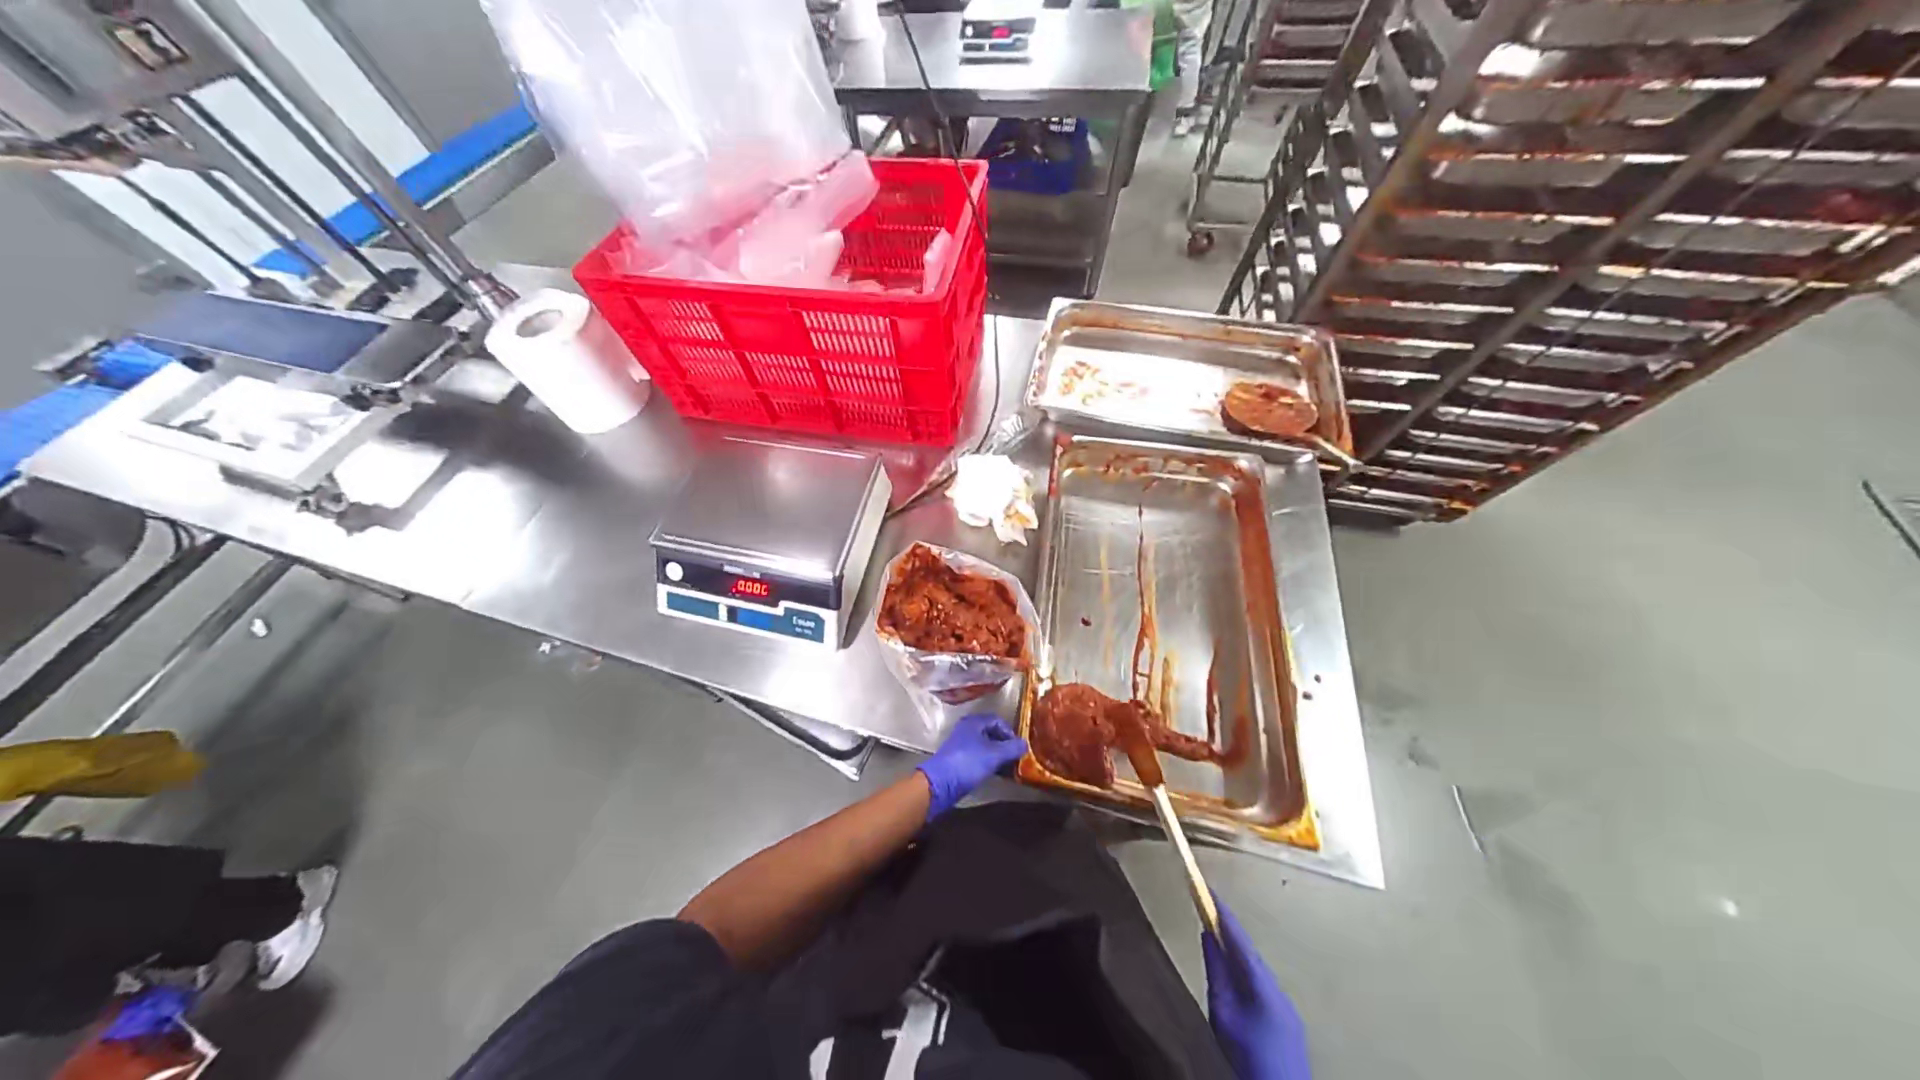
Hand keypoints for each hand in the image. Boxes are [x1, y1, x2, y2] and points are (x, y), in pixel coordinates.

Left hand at [916, 713, 1026, 820]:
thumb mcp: (994, 755)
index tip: (1018, 746)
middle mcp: (967, 730)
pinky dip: (989, 762)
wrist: (940, 783)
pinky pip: (979, 756)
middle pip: (991, 732)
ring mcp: (961, 745)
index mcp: (974, 722)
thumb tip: (1025, 744)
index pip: (997, 720)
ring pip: (985, 746)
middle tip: (1016, 757)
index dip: (1010, 732)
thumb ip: (1012, 748)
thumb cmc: (968, 762)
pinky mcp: (959, 759)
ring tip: (1008, 766)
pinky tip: (996, 772)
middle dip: (1005, 744)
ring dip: (998, 754)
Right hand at [1203, 892, 1309, 1079]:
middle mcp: (1279, 989)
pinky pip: (1263, 986)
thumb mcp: (1222, 1014)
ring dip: (1236, 953)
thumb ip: (1216, 973)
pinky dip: (1245, 973)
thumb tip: (1208, 935)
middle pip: (1249, 952)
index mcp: (1263, 984)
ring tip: (1215, 940)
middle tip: (1207, 909)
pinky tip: (1234, 978)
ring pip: (1257, 970)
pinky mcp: (1288, 1023)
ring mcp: (1287, 1008)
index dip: (1222, 912)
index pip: (1239, 938)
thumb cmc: (1246, 1058)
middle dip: (1229, 931)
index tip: (1206, 888)